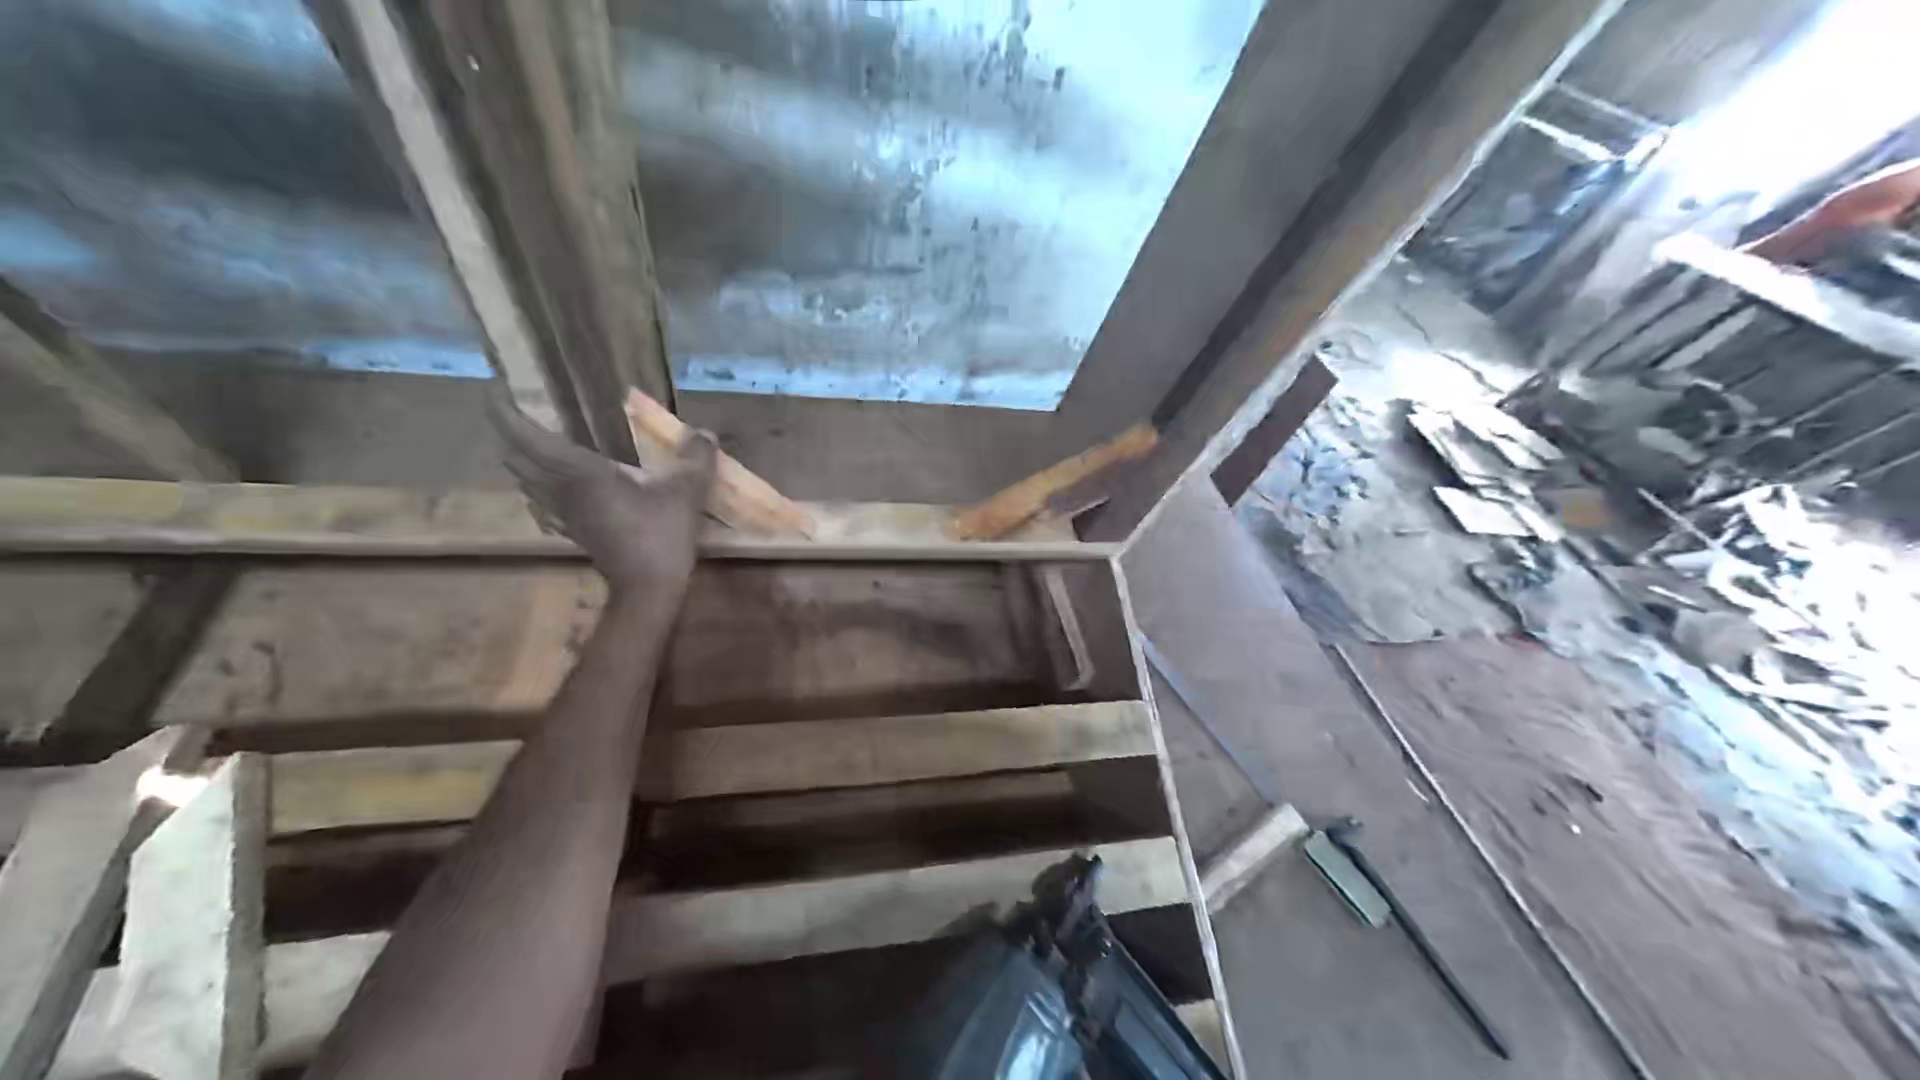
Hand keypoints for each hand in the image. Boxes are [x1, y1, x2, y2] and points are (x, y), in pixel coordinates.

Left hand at [491, 395, 716, 598]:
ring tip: (535, 442)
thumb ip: (694, 459)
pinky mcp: (573, 531)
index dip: (503, 411)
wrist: (648, 588)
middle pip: (516, 457)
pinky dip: (537, 488)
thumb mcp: (685, 493)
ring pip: (525, 481)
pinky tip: (549, 488)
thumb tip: (704, 433)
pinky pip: (541, 503)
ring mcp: (563, 514)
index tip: (496, 388)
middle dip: (510, 432)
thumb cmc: (660, 535)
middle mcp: (561, 489)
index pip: (524, 436)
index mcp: (578, 472)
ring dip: (522, 460)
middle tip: (519, 410)